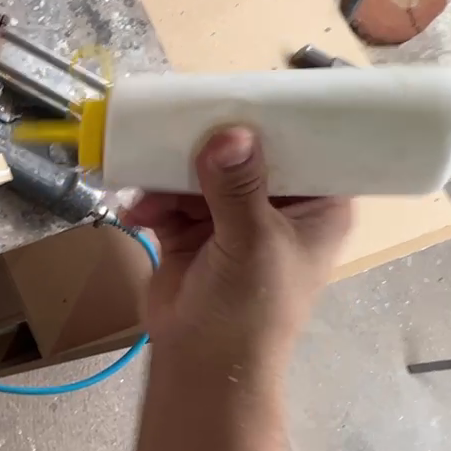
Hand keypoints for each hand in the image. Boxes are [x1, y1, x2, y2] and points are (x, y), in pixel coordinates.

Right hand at [123, 127, 352, 369]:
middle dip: (210, 147)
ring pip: (198, 178)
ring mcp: (227, 221)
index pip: (309, 148)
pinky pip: (167, 203)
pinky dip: (149, 204)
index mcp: (314, 206)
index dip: (282, 120)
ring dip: (169, 181)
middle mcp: (273, 207)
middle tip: (180, 128)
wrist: (199, 358)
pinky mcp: (187, 235)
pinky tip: (136, 212)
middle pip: (244, 157)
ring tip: (148, 193)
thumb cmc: (249, 306)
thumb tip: (228, 132)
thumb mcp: (252, 241)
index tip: (249, 91)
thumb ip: (238, 187)